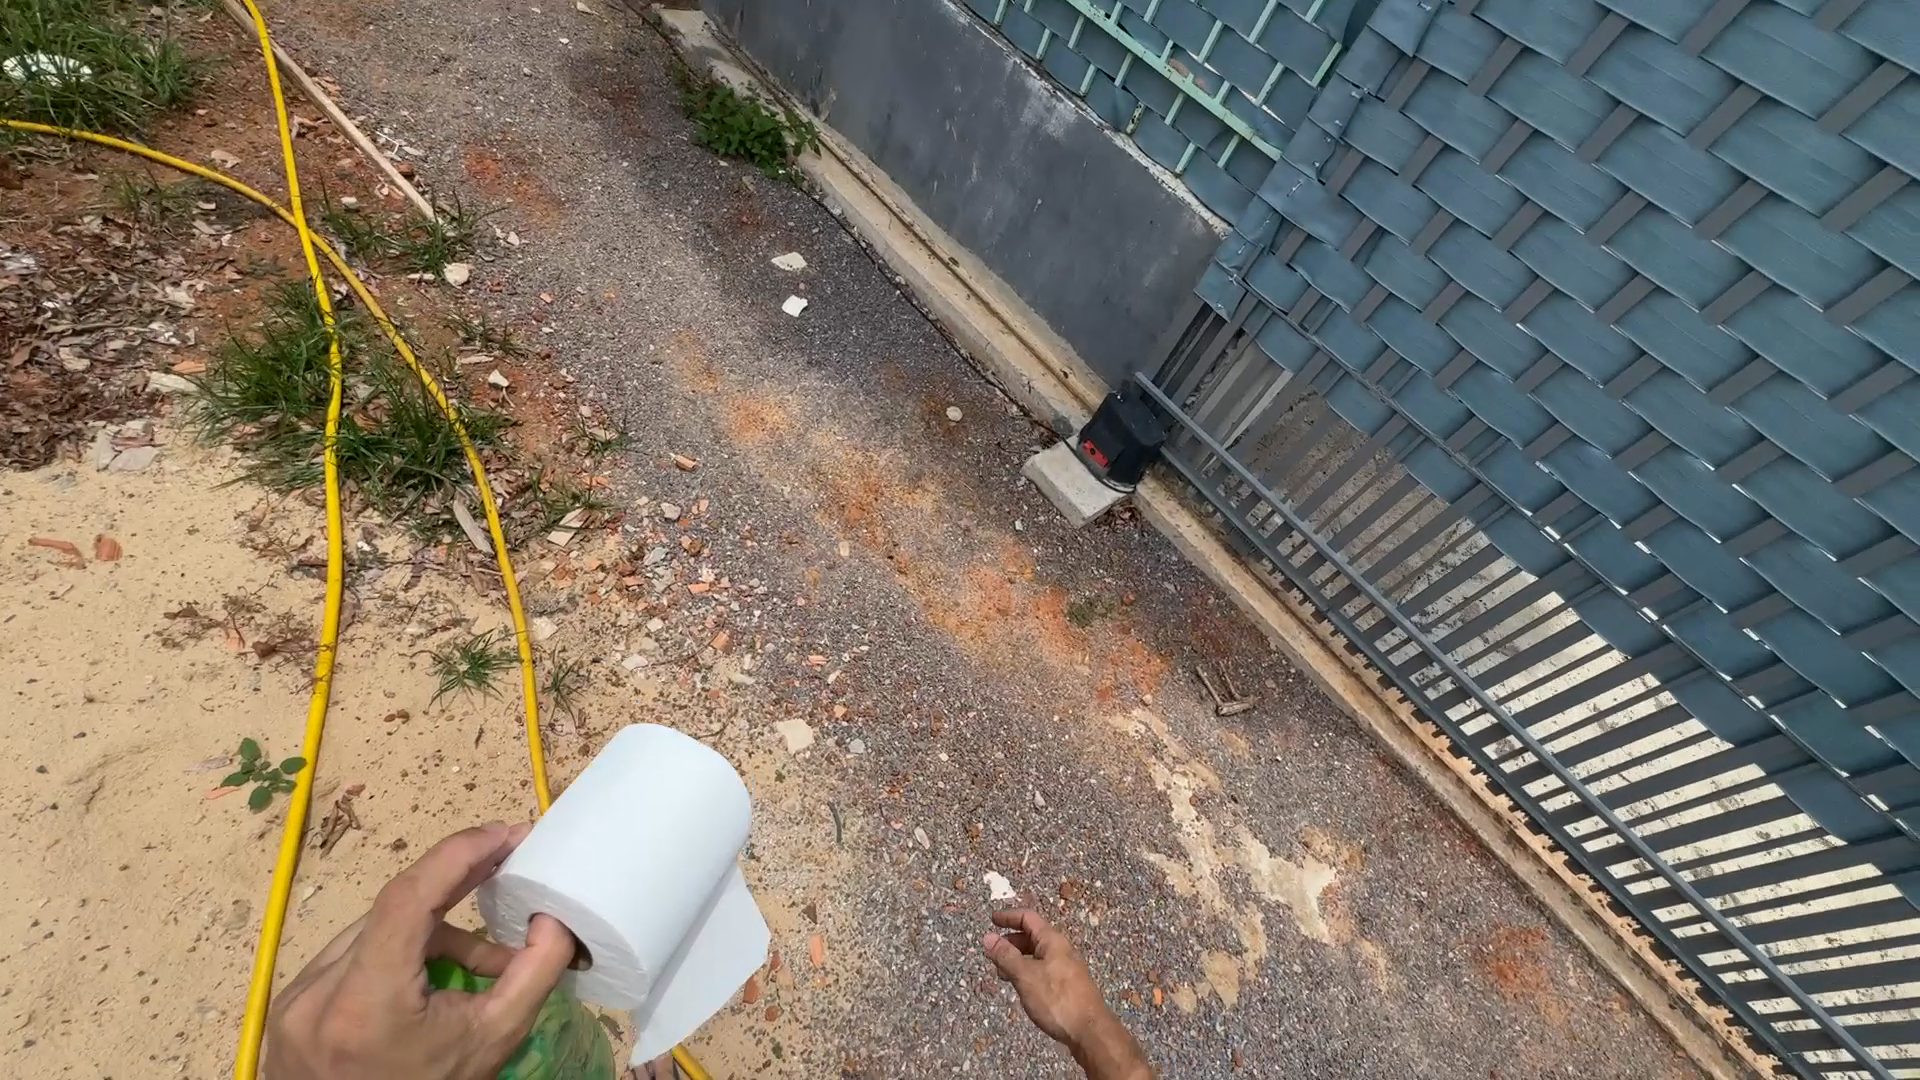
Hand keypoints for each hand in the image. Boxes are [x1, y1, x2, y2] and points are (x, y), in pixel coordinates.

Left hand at [264, 823, 575, 1079]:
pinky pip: (361, 950)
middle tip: (510, 856)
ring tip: (486, 951)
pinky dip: (408, 947)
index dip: (460, 853)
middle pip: (399, 905)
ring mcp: (296, 1000)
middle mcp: (316, 993)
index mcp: (363, 1003)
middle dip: (459, 876)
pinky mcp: (293, 1007)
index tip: (507, 834)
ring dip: (438, 921)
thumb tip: (554, 912)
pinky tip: (440, 971)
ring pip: (382, 925)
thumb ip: (539, 966)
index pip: (408, 898)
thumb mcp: (498, 1035)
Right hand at [982, 910, 1151, 1079]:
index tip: (992, 920)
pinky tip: (1023, 989)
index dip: (1009, 917)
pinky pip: (1043, 971)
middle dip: (1012, 941)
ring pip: (1038, 956)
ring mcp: (1067, 969)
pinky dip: (1028, 973)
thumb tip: (988, 937)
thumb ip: (1006, 956)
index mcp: (1052, 940)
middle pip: (1033, 936)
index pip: (1028, 918)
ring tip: (1003, 973)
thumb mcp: (1026, 976)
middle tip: (994, 953)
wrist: (1091, 1032)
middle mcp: (1061, 950)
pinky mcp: (1068, 987)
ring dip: (1019, 960)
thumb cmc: (1057, 999)